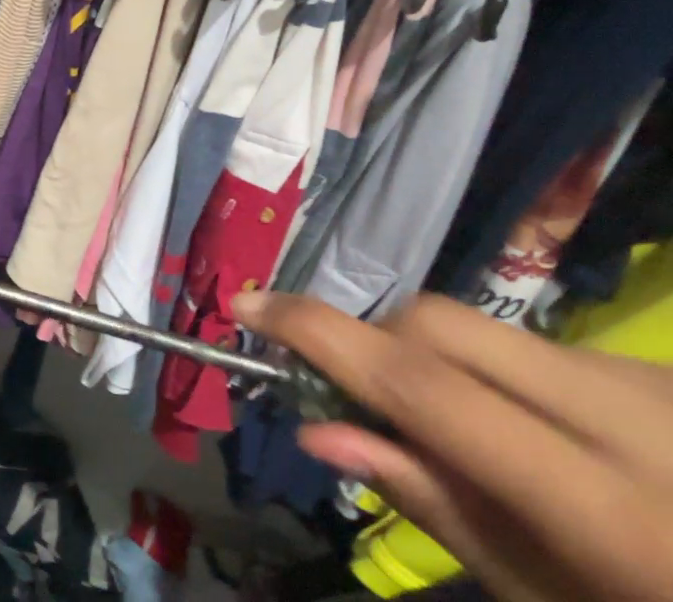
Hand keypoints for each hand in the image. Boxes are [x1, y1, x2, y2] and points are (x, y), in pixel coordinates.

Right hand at [235, 290, 672, 601]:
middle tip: (360, 394)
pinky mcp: (659, 368)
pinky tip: (531, 427)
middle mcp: (629, 418)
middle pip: (440, 325)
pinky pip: (534, 342)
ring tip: (464, 429)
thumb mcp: (531, 589)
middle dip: (373, 342)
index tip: (247, 306)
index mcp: (597, 500)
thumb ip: (430, 502)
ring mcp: (652, 382)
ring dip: (435, 360)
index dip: (321, 336)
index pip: (423, 385)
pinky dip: (494, 370)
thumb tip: (317, 430)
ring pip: (485, 328)